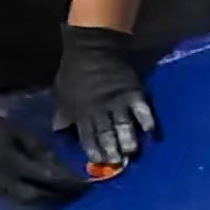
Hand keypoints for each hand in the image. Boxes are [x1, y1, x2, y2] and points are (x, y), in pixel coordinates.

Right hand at [0, 97, 90, 206]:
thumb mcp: (19, 133)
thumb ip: (42, 152)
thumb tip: (64, 170)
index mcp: (10, 161)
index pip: (46, 178)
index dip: (68, 184)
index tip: (86, 185)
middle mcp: (0, 179)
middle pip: (37, 196)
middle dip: (60, 196)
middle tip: (78, 194)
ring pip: (25, 201)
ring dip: (47, 200)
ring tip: (64, 195)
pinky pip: (13, 198)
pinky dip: (30, 198)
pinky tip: (42, 194)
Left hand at [55, 25, 156, 165]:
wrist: (93, 47)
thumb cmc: (76, 72)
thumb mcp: (63, 92)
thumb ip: (64, 113)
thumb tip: (59, 129)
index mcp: (82, 111)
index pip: (88, 137)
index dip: (93, 150)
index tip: (98, 161)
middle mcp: (100, 110)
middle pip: (107, 134)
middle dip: (112, 150)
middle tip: (117, 162)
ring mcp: (118, 102)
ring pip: (124, 126)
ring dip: (128, 141)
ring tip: (132, 152)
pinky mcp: (133, 94)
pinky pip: (142, 111)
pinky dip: (147, 122)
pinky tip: (150, 132)